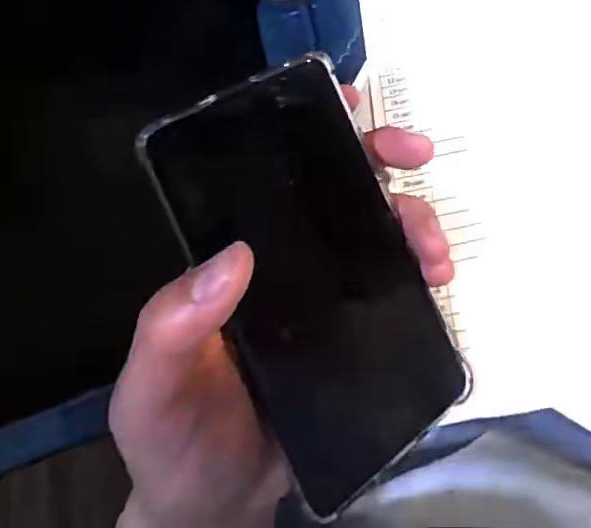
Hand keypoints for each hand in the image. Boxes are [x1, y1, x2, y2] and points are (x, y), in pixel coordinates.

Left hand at [109, 87, 447, 527]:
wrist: (219, 505)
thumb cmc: (175, 435)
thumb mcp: (152, 385)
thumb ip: (171, 327)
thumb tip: (234, 257)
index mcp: (245, 252)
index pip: (280, 176)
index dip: (315, 130)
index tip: (348, 104)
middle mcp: (296, 257)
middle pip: (346, 186)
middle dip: (386, 155)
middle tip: (417, 154)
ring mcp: (335, 289)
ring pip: (384, 227)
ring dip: (417, 220)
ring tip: (433, 251)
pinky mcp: (367, 324)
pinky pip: (404, 281)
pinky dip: (427, 266)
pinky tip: (438, 279)